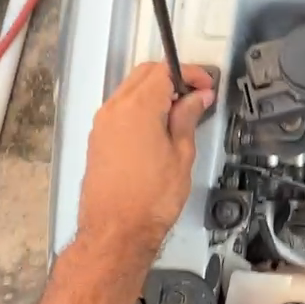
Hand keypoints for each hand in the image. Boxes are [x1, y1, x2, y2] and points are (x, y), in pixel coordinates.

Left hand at [77, 62, 216, 251]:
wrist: (117, 232)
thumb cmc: (149, 199)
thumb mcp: (181, 153)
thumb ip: (188, 118)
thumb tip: (196, 99)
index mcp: (137, 109)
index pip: (164, 71)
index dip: (190, 73)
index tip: (206, 85)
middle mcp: (114, 111)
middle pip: (144, 74)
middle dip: (173, 77)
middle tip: (197, 94)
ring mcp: (102, 125)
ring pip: (131, 90)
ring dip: (156, 91)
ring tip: (182, 111)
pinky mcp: (98, 140)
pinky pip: (121, 109)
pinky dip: (142, 107)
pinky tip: (160, 125)